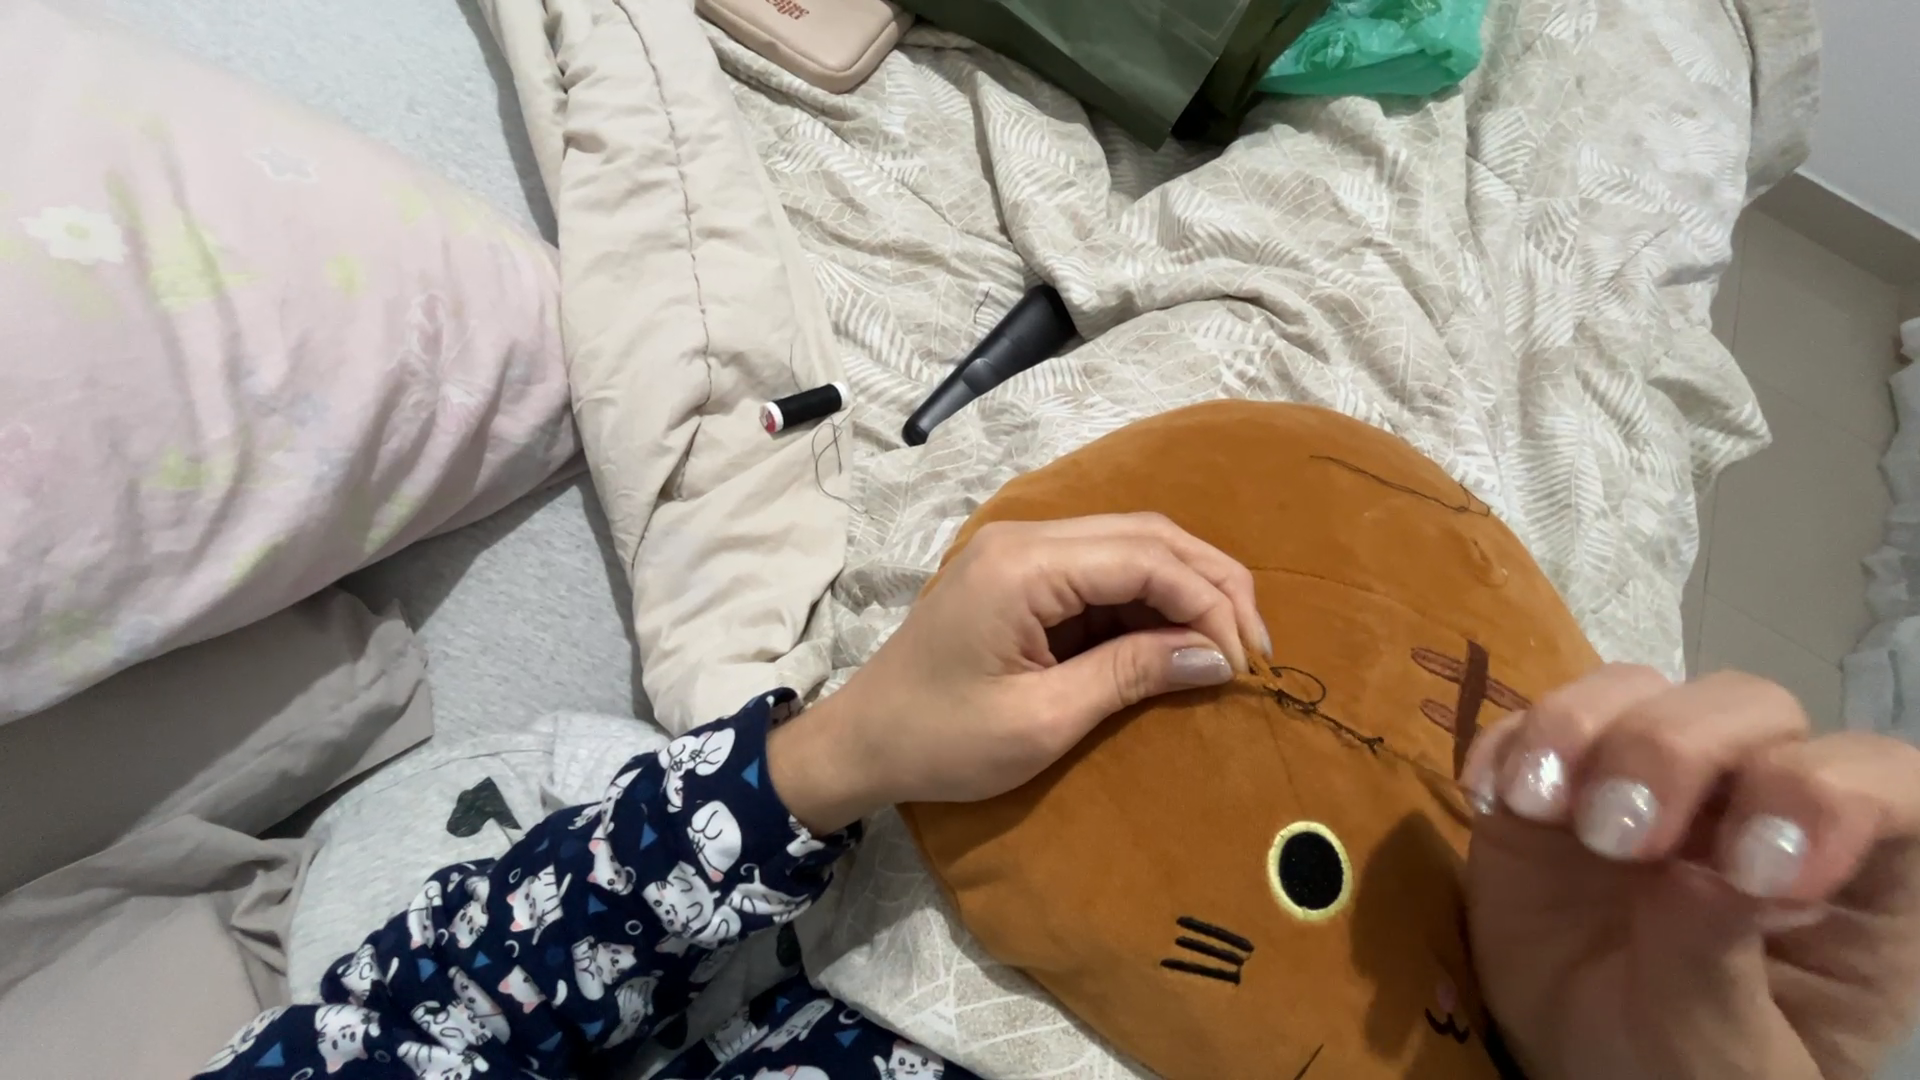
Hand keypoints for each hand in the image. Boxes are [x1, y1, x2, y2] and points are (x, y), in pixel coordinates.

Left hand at [768, 514, 1269, 832]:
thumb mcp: (1042, 720)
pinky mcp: (1020, 574)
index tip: (1245, 663)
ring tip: (1226, 643)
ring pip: (1128, 545)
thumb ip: (1131, 675)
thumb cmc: (942, 741)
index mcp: (1024, 566)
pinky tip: (1173, 637)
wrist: (864, 739)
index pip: (1145, 557)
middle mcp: (1025, 538)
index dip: (1209, 602)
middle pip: (1145, 535)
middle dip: (1210, 581)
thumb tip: (1218, 658)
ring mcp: (1020, 551)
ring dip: (1184, 587)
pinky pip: (1100, 571)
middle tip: (1254, 643)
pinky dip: (1145, 600)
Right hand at [1462, 665, 1919, 1079]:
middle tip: (1610, 839)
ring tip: (1533, 807)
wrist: (1566, 1054)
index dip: (1827, 795)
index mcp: (1847, 881)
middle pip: (1744, 707)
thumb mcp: (1719, 1056)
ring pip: (1631, 689)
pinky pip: (1526, 719)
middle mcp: (1745, 805)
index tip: (1747, 874)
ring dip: (1575, 731)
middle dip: (1672, 753)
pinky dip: (1502, 745)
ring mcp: (1636, 780)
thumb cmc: (1679, 1074)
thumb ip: (1719, 968)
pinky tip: (1487, 799)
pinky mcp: (1544, 775)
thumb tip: (1708, 874)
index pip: (1881, 780)